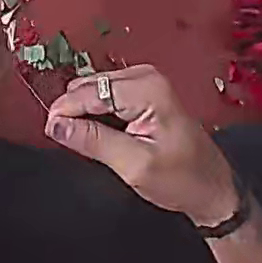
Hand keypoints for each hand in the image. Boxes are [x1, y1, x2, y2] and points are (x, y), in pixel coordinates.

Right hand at [45, 65, 240, 226]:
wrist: (212, 187)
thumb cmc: (180, 179)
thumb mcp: (133, 165)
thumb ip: (93, 141)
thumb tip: (56, 125)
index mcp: (146, 88)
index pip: (90, 91)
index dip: (65, 110)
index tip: (49, 131)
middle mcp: (145, 75)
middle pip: (91, 86)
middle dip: (74, 110)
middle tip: (66, 141)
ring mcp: (145, 80)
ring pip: (95, 89)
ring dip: (84, 112)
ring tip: (83, 140)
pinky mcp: (143, 90)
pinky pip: (107, 95)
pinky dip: (96, 112)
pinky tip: (98, 133)